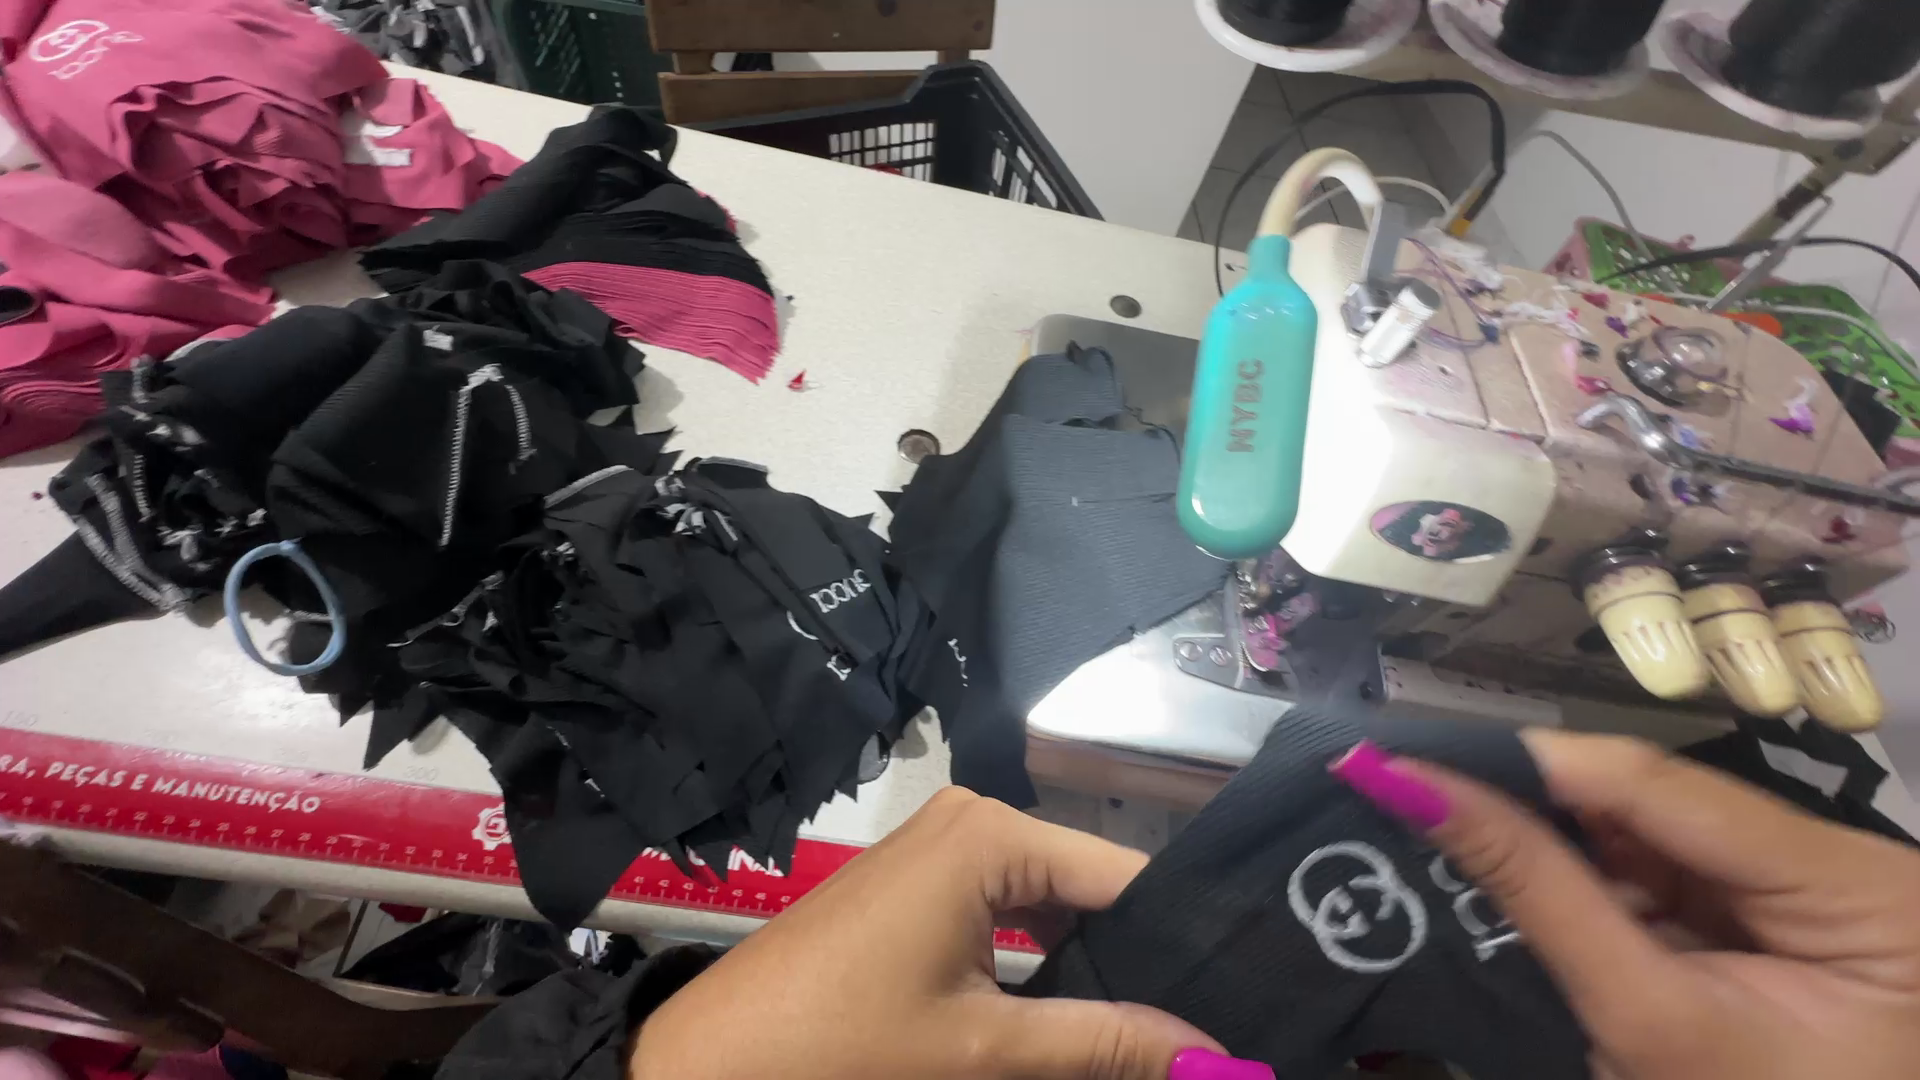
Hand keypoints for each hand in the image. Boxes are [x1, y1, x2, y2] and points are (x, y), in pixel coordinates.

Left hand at [627, 788, 1227, 1079]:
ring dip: (1086, 954)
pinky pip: (1004, 898)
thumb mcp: (986, 1051)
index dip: (1179, 939)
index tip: (1233, 1000)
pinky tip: (1069, 1000)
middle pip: (1084, 881)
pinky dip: (1038, 946)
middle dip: (1132, 953)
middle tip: (1191, 1026)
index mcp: (993, 833)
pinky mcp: (921, 872)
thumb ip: (1105, 1044)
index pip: (1121, 875)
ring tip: (1141, 1020)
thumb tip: (1214, 1056)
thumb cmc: (847, 1046)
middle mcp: (972, 816)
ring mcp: (942, 840)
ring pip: (1046, 892)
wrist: (716, 1059)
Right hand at [1368, 731, 1919, 1078]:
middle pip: (1648, 792)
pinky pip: (1648, 850)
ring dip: (1545, 826)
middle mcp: (1845, 859)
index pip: (1656, 782)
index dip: (1524, 760)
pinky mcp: (1764, 899)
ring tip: (1450, 820)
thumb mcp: (1641, 1015)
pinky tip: (1523, 865)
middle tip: (1414, 789)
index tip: (1408, 757)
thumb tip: (1401, 781)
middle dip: (1529, 795)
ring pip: (1636, 815)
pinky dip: (1578, 860)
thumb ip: (1528, 884)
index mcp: (1866, 888)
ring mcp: (1804, 877)